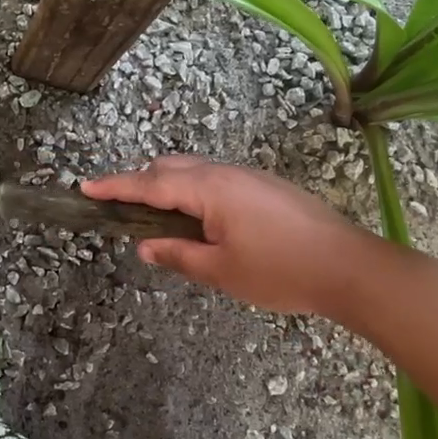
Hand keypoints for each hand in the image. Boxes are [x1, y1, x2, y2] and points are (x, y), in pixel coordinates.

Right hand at [83, 156, 379, 316]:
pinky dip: (192, 189)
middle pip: (168, 167)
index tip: (85, 186)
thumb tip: (144, 246)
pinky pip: (213, 177)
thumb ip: (179, 255)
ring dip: (168, 185)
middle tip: (122, 210)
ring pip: (192, 169)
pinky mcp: (263, 185)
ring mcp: (246, 175)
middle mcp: (222, 171)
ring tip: (160, 219)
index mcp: (207, 187)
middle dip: (140, 183)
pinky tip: (201, 220)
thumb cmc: (282, 271)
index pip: (148, 183)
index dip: (115, 186)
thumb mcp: (223, 271)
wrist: (353, 267)